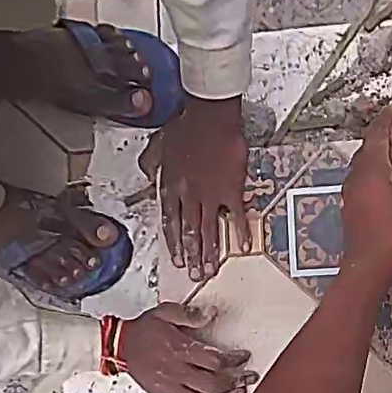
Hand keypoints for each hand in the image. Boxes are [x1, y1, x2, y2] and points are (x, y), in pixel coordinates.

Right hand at [116, 303, 255, 392]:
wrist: (118, 344)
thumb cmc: (143, 330)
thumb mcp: (165, 313)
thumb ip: (190, 315)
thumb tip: (211, 314)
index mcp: (179, 350)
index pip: (215, 360)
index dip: (234, 360)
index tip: (244, 357)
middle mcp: (176, 371)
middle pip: (213, 384)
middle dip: (235, 382)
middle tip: (248, 378)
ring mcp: (169, 387)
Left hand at [140, 96, 246, 282]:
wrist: (209, 116)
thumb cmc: (186, 127)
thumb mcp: (159, 144)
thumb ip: (152, 164)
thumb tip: (147, 175)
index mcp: (171, 186)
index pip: (170, 222)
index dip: (174, 244)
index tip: (178, 261)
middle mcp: (189, 195)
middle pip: (189, 232)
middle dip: (192, 256)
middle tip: (196, 276)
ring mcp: (210, 194)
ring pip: (208, 230)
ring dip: (210, 253)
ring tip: (212, 270)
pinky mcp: (231, 191)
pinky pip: (236, 217)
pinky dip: (240, 233)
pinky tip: (244, 248)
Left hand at [339, 106, 391, 286]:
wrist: (367, 272)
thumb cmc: (390, 244)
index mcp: (372, 171)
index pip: (378, 132)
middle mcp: (358, 179)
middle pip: (372, 147)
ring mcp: (352, 195)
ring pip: (369, 166)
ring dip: (389, 160)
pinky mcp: (354, 210)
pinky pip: (368, 184)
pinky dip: (383, 178)